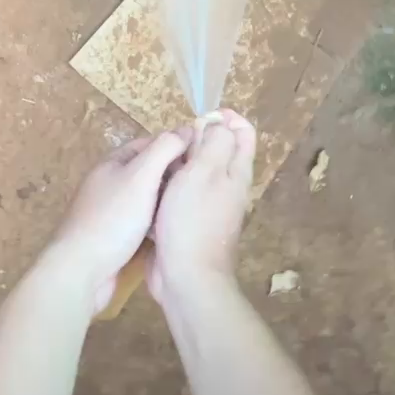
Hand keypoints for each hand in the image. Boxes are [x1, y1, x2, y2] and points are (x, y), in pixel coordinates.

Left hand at [41, 128, 190, 315]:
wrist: (82, 271)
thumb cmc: (113, 219)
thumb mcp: (141, 176)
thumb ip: (163, 150)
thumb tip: (187, 129)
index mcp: (114, 161)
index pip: (152, 143)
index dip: (177, 147)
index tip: (204, 158)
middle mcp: (111, 182)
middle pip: (151, 171)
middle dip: (174, 176)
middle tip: (202, 186)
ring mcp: (112, 210)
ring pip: (149, 199)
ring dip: (168, 202)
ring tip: (193, 208)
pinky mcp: (115, 236)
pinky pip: (143, 223)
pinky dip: (158, 224)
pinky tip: (174, 231)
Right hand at [147, 108, 256, 303]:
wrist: (187, 278)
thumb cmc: (193, 220)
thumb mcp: (204, 172)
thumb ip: (213, 143)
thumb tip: (216, 122)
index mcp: (235, 172)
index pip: (242, 132)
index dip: (225, 117)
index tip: (199, 116)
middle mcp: (226, 186)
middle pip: (217, 149)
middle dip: (196, 137)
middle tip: (173, 142)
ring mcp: (209, 204)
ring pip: (196, 170)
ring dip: (179, 160)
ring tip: (159, 161)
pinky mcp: (190, 220)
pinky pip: (181, 191)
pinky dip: (169, 182)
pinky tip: (152, 184)